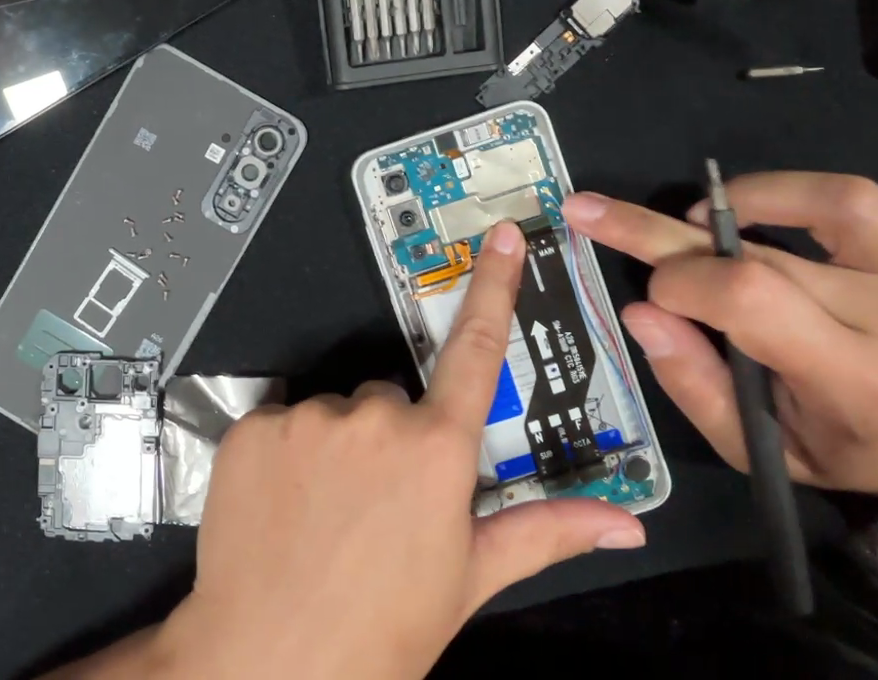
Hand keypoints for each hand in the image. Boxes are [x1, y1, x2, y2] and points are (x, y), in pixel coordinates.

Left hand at [155, 221, 645, 679]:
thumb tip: (623, 521)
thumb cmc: (378, 632)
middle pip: (392, 398)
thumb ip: (544, 532)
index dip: (494, 288)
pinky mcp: (254, 425)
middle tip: (380, 503)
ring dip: (338, 447)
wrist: (268, 663)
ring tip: (329, 513)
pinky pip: (282, 420)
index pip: (477, 350)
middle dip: (394, 436)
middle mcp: (374, 417)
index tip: (502, 239)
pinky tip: (286, 504)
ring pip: (336, 413)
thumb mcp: (468, 580)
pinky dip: (286, 453)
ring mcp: (309, 417)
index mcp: (437, 449)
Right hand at [561, 159, 877, 500]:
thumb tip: (641, 311)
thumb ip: (695, 384)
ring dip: (755, 194)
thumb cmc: (847, 448)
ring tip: (708, 216)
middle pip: (768, 251)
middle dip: (673, 235)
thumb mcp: (760, 448)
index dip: (680, 280)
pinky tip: (847, 192)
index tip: (652, 294)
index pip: (750, 298)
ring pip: (836, 199)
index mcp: (854, 381)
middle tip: (602, 214)